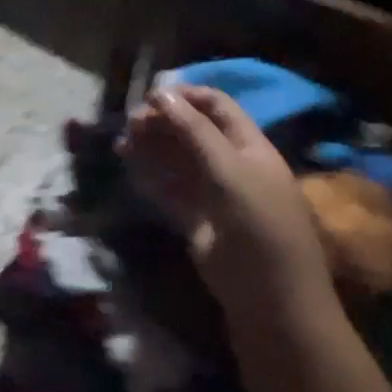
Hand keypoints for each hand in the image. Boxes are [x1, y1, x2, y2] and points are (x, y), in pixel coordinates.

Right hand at [120, 86, 334, 319]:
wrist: (269, 298)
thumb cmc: (259, 225)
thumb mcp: (230, 170)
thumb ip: (194, 131)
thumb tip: (159, 93)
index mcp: (250, 146)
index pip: (216, 105)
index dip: (185, 96)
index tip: (150, 97)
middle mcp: (231, 164)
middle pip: (192, 130)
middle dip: (161, 122)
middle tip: (130, 125)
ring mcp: (212, 193)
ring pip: (176, 158)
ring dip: (150, 147)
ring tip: (122, 146)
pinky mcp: (195, 219)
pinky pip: (168, 188)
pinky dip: (149, 175)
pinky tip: (130, 169)